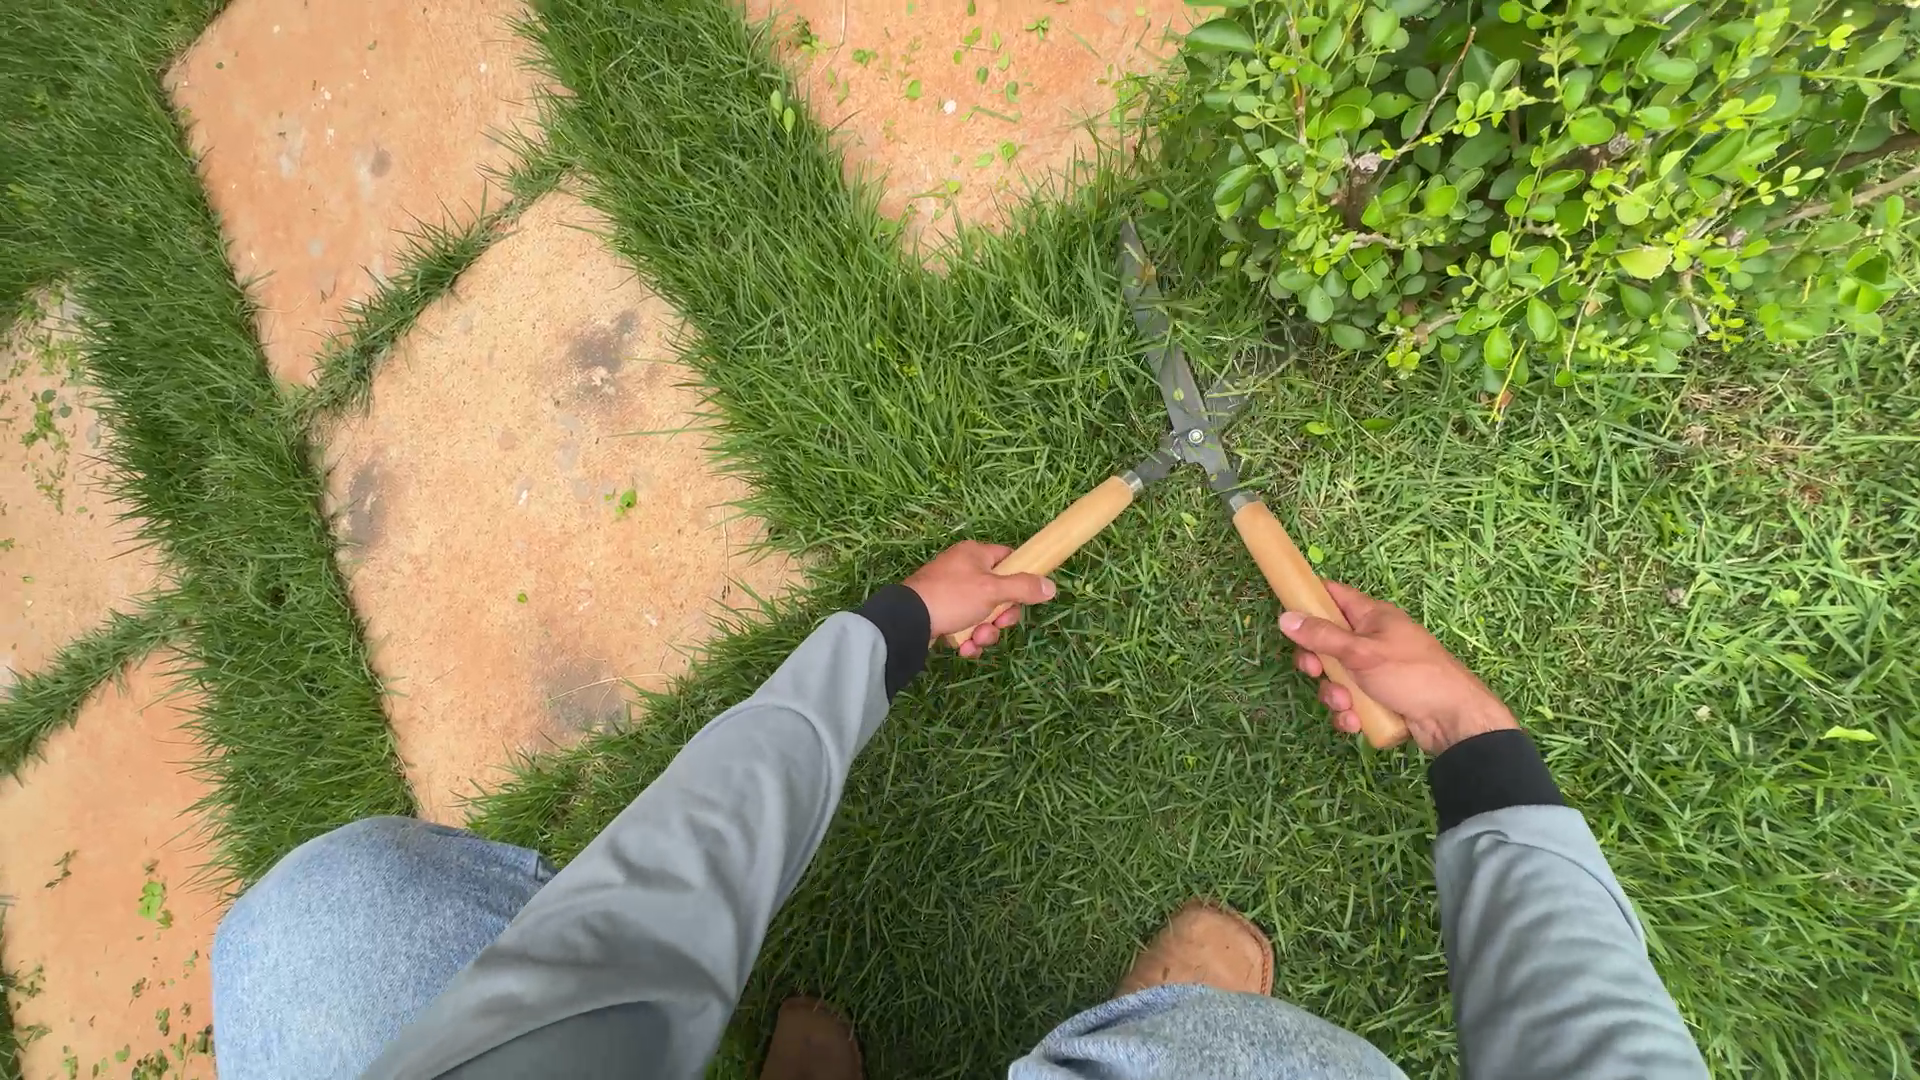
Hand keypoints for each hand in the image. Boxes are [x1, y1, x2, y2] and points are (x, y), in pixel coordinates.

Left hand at [904, 541, 1056, 657]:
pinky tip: (964, 649)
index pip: (1009, 558)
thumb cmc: (952, 597)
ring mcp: (952, 592)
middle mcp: (964, 569)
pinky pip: (966, 625)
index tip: (1027, 597)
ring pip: (983, 613)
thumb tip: (1051, 586)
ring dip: (986, 632)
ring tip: (976, 641)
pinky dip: (969, 638)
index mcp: (975, 554)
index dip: (1022, 577)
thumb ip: (1023, 588)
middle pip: (999, 592)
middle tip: (998, 625)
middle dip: (1001, 617)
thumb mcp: (992, 591)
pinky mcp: (942, 613)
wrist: (907, 621)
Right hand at [1279, 581, 1517, 754]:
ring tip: (1346, 705)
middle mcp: (1372, 639)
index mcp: (1372, 617)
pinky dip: (1348, 711)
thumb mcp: (1361, 652)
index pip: (1332, 595)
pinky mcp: (1379, 697)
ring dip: (1334, 693)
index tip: (1286, 613)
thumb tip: (1285, 618)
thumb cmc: (1411, 675)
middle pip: (1326, 641)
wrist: (1455, 722)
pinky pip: (1350, 699)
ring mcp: (1375, 669)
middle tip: (1315, 671)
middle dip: (1316, 661)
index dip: (1308, 599)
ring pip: (1336, 675)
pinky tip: (1355, 721)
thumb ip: (1321, 636)